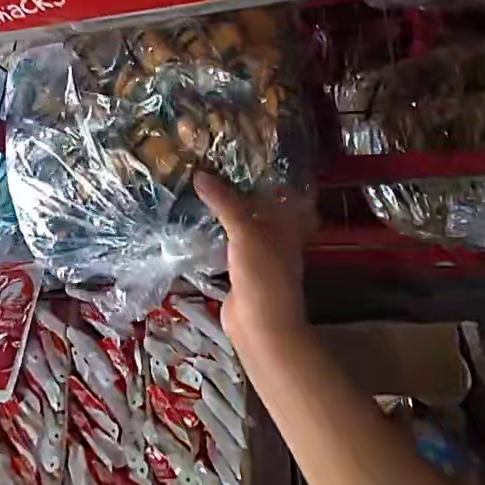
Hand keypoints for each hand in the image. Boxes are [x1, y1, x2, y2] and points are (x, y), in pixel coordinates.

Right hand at [195, 171, 313, 344]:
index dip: (270, 176)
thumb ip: (225, 202)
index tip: (246, 157)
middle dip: (241, 193)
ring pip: (242, 228)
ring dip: (226, 214)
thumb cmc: (263, 274)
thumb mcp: (245, 231)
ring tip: (200, 192)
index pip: (285, 193)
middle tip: (214, 170)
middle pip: (260, 209)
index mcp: (288, 225)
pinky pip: (228, 247)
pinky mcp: (241, 273)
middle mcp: (276, 238)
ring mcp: (259, 257)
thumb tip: (200, 174)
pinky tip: (196, 227)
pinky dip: (216, 237)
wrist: (260, 326)